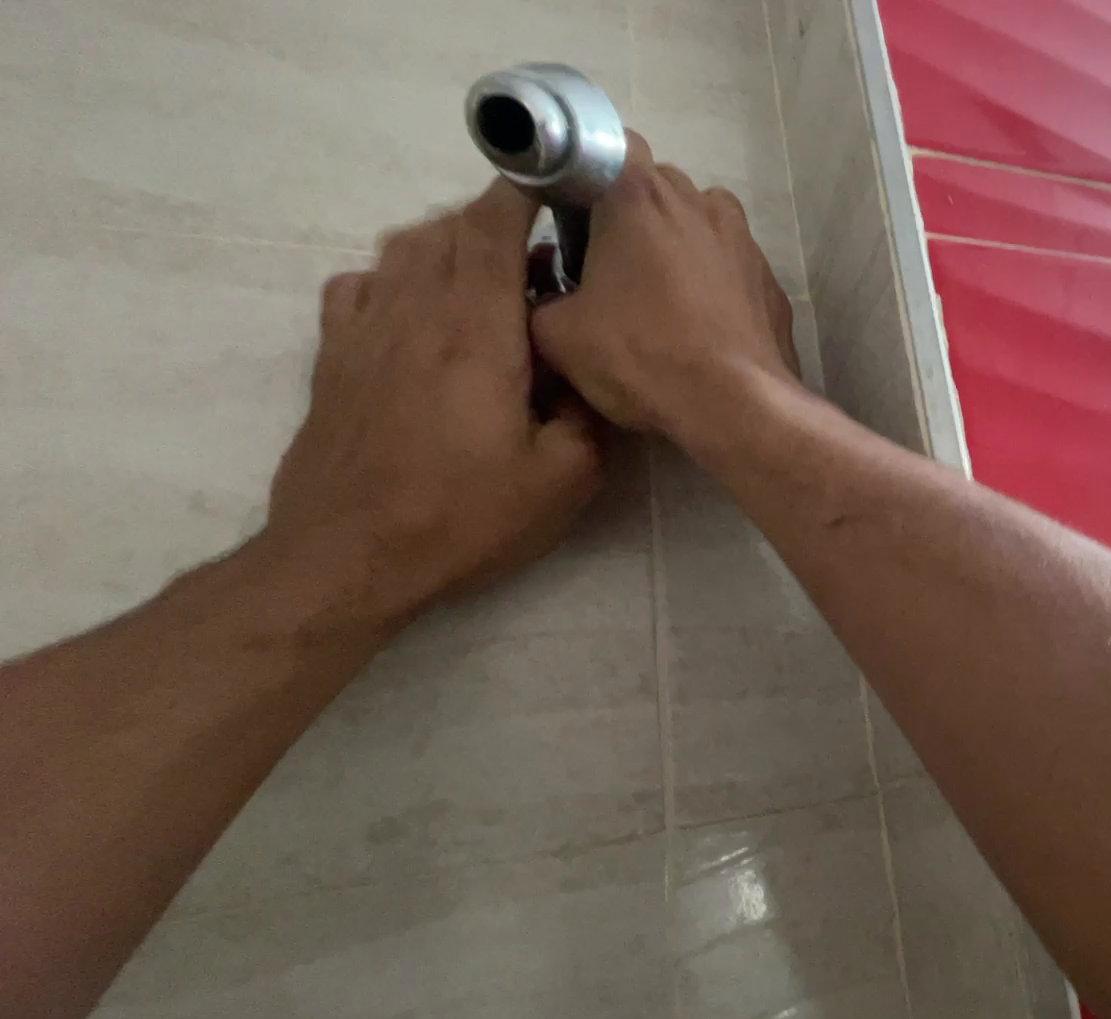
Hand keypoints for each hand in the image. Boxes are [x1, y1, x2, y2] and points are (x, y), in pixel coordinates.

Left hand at [259, 180, 604, 628]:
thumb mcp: (566, 478)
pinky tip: (425, 305)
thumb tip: (593, 369)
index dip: (523, 195)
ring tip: (495, 275)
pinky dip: (399, 274)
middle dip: (499, 220)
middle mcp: (415, 314)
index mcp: (477, 336)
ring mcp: (366, 332)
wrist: (351, 556)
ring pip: (405, 249)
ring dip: (454, 244)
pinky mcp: (336, 357)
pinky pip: (363, 283)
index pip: (492, 231)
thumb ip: (591, 412)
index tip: (559, 188)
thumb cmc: (467, 517)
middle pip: (450, 230)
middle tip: (547, 249)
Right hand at [531, 132, 802, 438]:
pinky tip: (704, 329)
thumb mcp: (558, 335)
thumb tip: (547, 298)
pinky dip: (716, 286)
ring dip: (678, 249)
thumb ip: (540, 298)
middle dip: (632, 217)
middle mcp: (700, 202)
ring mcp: (745, 242)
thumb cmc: (644, 359)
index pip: (605, 144)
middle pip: (656, 188)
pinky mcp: (771, 283)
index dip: (584, 177)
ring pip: (700, 227)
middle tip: (611, 269)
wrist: (737, 407)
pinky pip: (732, 269)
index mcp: (639, 194)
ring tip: (662, 302)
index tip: (571, 218)